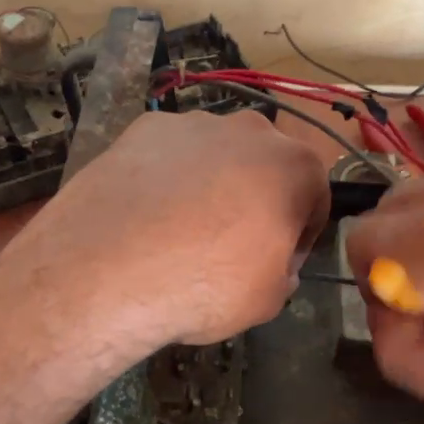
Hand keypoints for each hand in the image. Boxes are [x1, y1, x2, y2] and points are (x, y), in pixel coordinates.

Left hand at [3, 109, 328, 347]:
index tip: (278, 264)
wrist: (108, 270)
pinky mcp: (141, 129)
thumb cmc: (207, 287)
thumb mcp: (268, 299)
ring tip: (180, 234)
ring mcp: (192, 124)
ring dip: (210, 185)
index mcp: (296, 167)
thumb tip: (272, 264)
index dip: (299, 236)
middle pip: (264, 166)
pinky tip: (146, 217)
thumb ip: (282, 273)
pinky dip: (165, 179)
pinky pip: (168, 155)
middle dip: (256, 200)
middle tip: (231, 247)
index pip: (315, 199)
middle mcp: (250, 131)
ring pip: (215, 156)